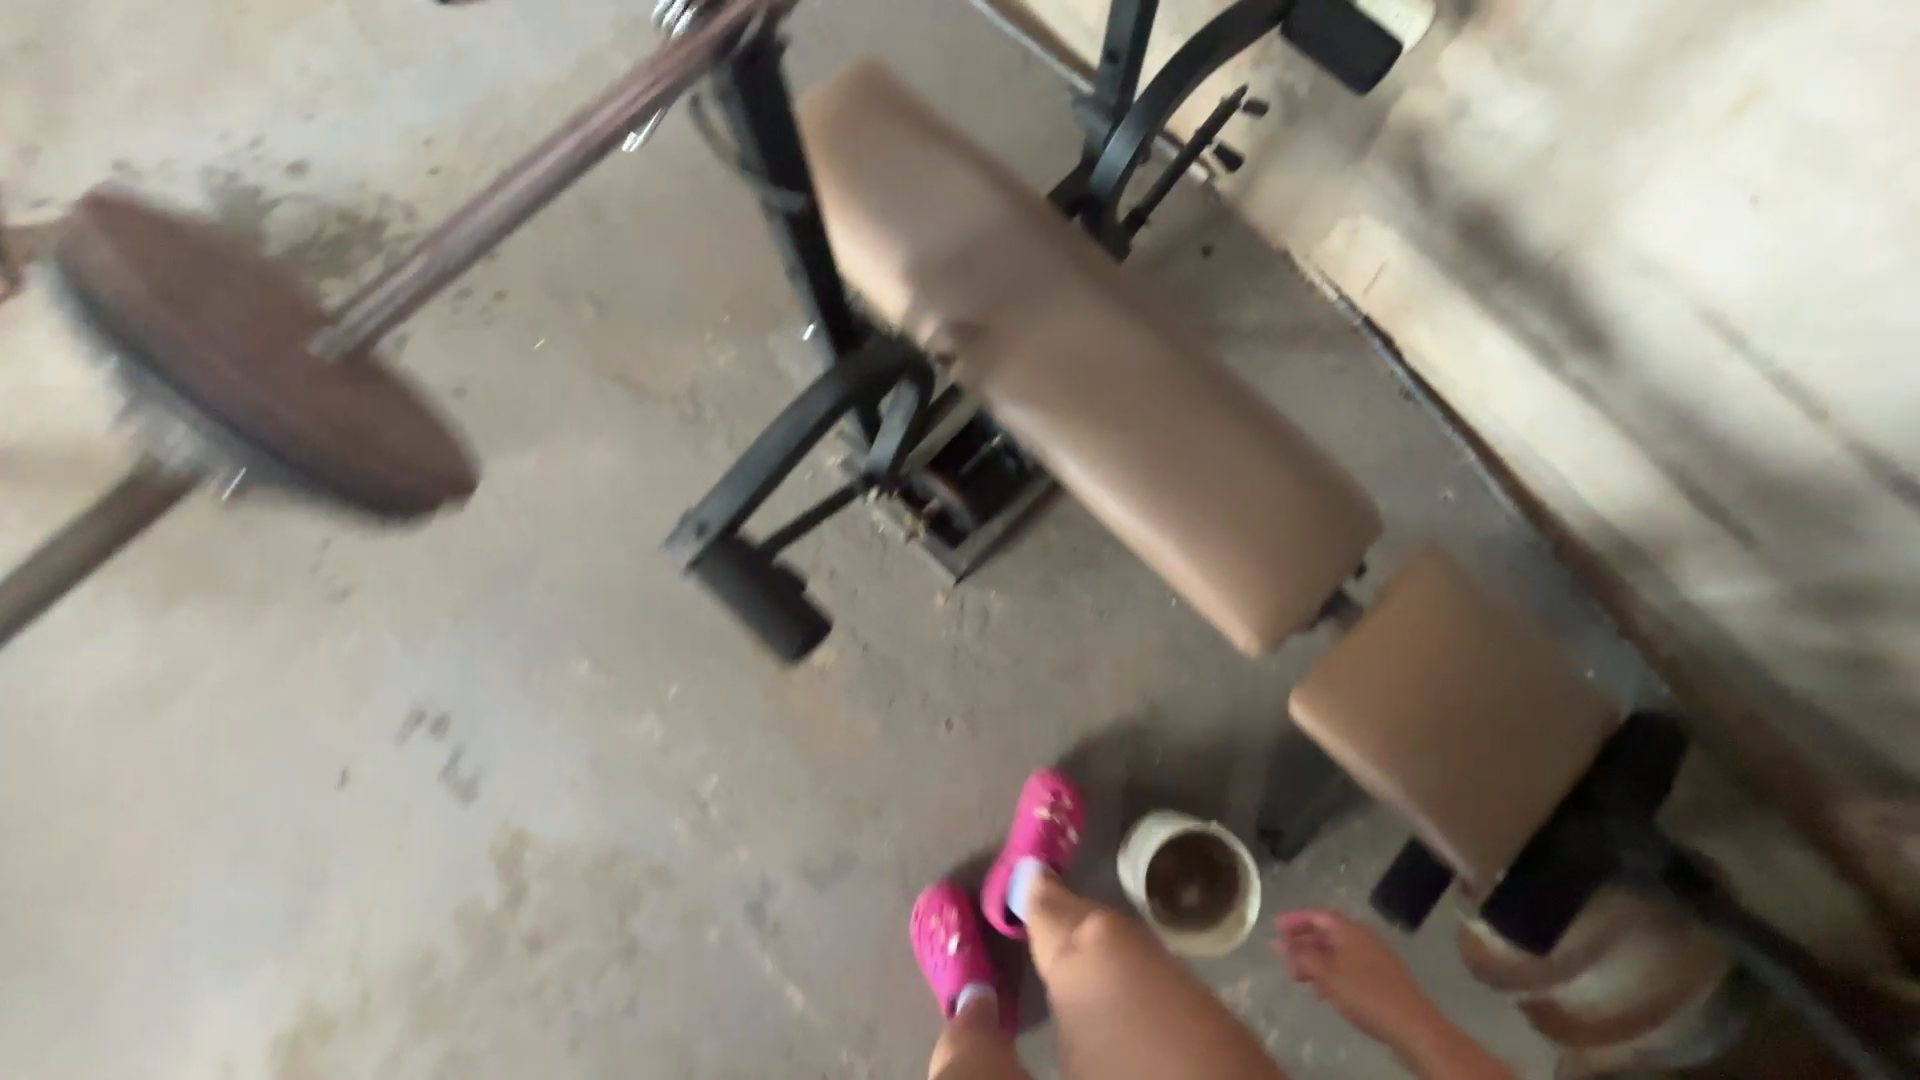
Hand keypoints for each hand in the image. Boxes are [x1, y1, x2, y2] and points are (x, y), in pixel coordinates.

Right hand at [1273, 909, 1442, 1050]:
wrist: (1415, 1028)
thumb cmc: (1366, 994)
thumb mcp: (1327, 974)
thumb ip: (1301, 955)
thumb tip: (1276, 940)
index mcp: (1349, 930)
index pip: (1316, 915)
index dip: (1294, 920)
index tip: (1274, 929)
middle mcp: (1362, 937)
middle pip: (1326, 933)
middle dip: (1303, 944)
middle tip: (1284, 959)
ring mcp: (1375, 957)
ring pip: (1337, 952)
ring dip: (1315, 961)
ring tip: (1299, 978)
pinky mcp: (1382, 977)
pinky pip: (1349, 967)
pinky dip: (1332, 973)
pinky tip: (1324, 992)